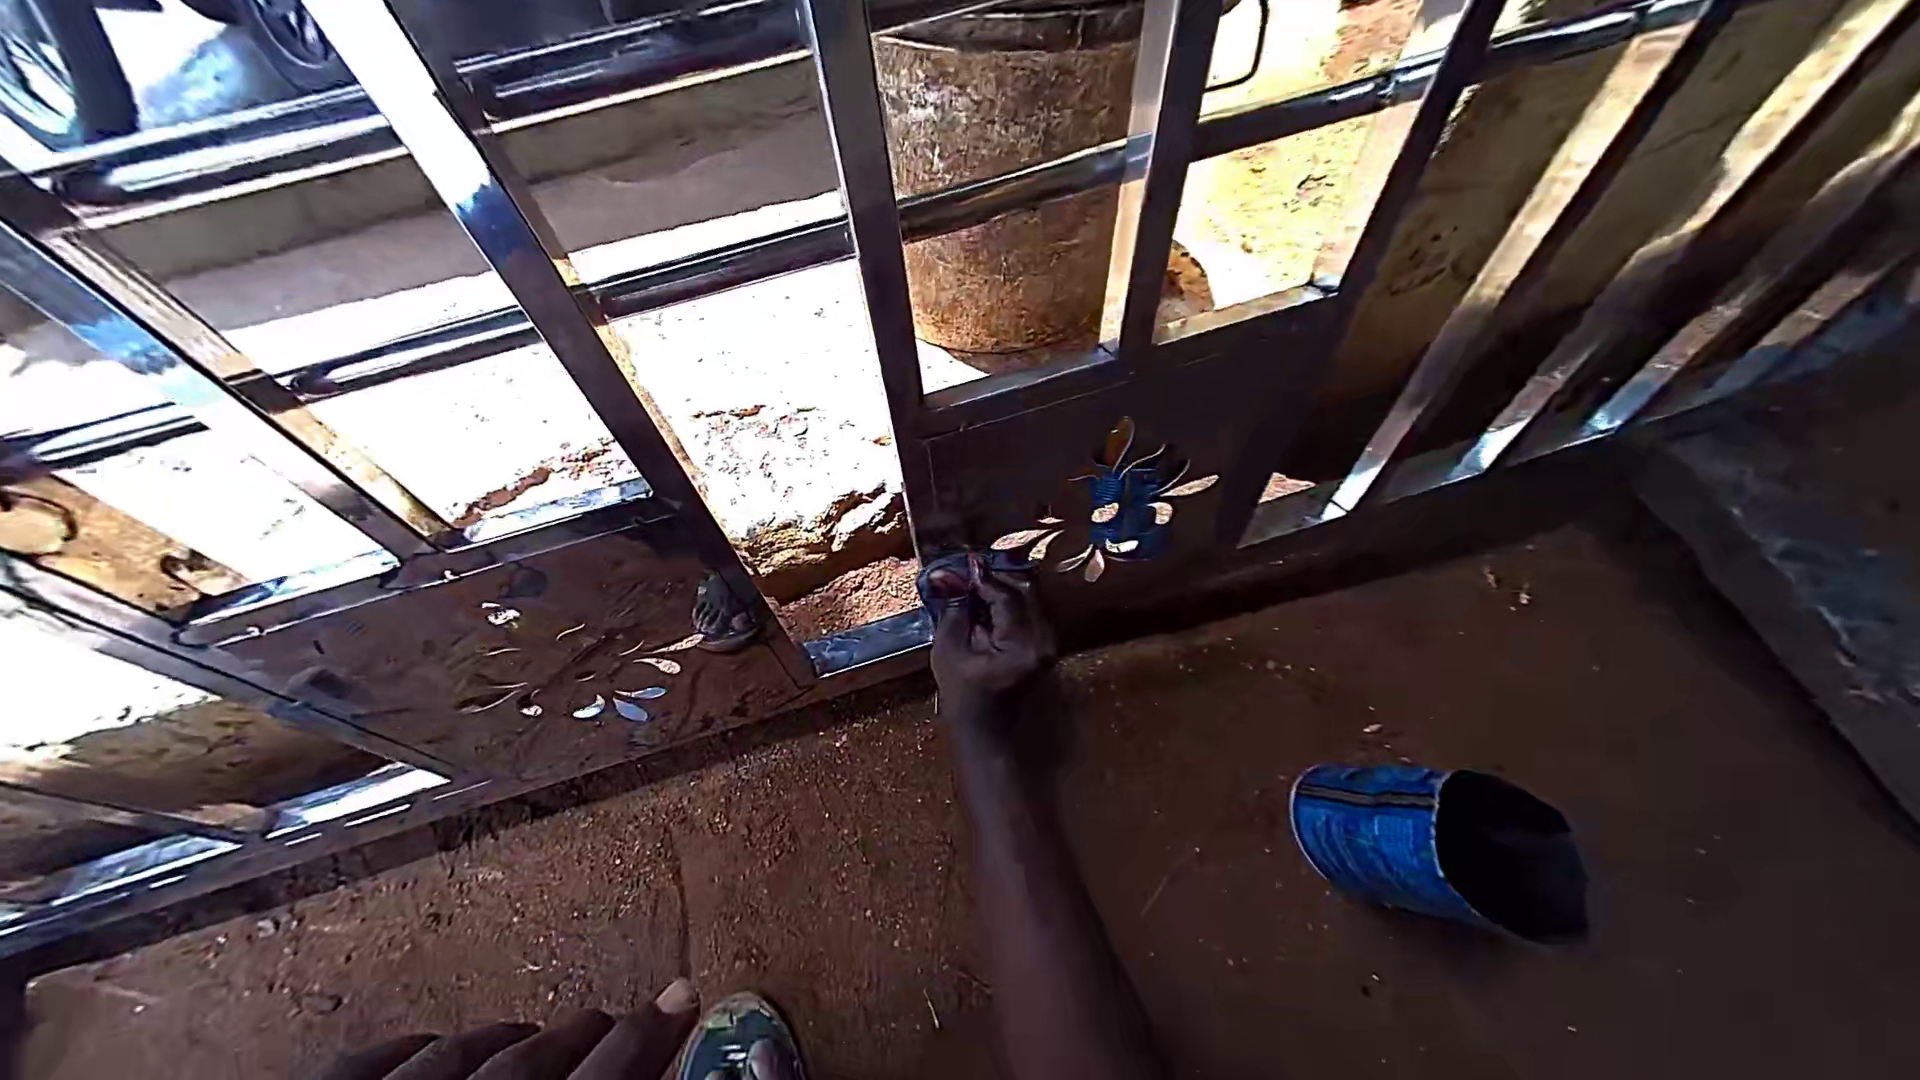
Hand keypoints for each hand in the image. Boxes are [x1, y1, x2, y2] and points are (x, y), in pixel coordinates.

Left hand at [318, 980, 716, 1079]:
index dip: (644, 1044)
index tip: (684, 997)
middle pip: (528, 1070)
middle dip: (584, 1040)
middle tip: (619, 1022)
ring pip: (456, 1061)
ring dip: (512, 1042)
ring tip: (542, 1039)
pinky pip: (362, 1068)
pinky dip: (411, 1051)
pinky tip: (435, 1049)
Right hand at [929, 564, 1054, 741]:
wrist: (986, 729)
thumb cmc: (963, 695)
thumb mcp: (949, 649)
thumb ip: (954, 608)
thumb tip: (946, 574)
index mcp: (1022, 645)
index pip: (1008, 597)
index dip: (985, 577)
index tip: (966, 562)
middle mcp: (1044, 640)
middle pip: (1027, 589)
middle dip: (998, 575)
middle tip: (971, 568)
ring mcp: (1049, 642)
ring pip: (1032, 595)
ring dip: (1005, 583)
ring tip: (978, 580)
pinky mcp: (1045, 642)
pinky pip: (1031, 607)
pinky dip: (1011, 597)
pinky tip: (989, 598)